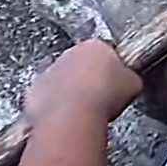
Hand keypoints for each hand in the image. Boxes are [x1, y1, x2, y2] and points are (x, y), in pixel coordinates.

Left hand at [24, 40, 141, 128]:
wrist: (73, 117)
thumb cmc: (106, 96)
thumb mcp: (133, 84)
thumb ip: (129, 77)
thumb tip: (127, 81)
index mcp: (96, 45)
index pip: (104, 52)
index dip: (108, 69)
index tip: (112, 85)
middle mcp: (70, 52)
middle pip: (80, 64)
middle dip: (86, 78)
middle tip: (95, 98)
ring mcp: (49, 71)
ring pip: (61, 80)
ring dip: (68, 91)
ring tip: (78, 113)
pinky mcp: (33, 90)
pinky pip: (45, 97)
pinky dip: (52, 106)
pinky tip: (62, 119)